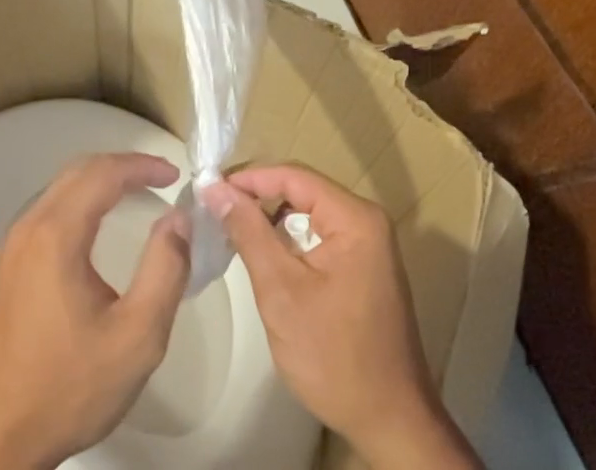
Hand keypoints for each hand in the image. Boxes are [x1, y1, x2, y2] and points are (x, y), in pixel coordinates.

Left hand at [0, 154, 191, 469]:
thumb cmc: (69, 387)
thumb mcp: (137, 336)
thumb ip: (165, 270)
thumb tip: (177, 220)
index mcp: (55, 237)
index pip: (101, 174)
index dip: (141, 166)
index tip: (175, 176)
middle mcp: (27, 231)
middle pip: (75, 173)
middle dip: (121, 167)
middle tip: (160, 180)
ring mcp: (10, 250)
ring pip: (57, 193)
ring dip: (97, 184)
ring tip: (137, 197)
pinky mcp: (5, 271)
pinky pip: (45, 216)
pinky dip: (78, 205)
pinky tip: (98, 231)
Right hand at [204, 164, 482, 469]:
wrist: (387, 418)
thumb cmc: (332, 354)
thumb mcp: (280, 289)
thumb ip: (249, 232)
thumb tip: (216, 188)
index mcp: (355, 219)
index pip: (294, 176)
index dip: (249, 179)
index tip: (208, 190)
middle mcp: (367, 222)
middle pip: (303, 190)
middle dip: (258, 196)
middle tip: (213, 210)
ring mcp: (369, 246)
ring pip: (309, 214)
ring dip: (271, 218)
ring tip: (229, 229)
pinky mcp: (363, 268)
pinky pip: (319, 236)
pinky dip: (289, 239)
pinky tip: (262, 253)